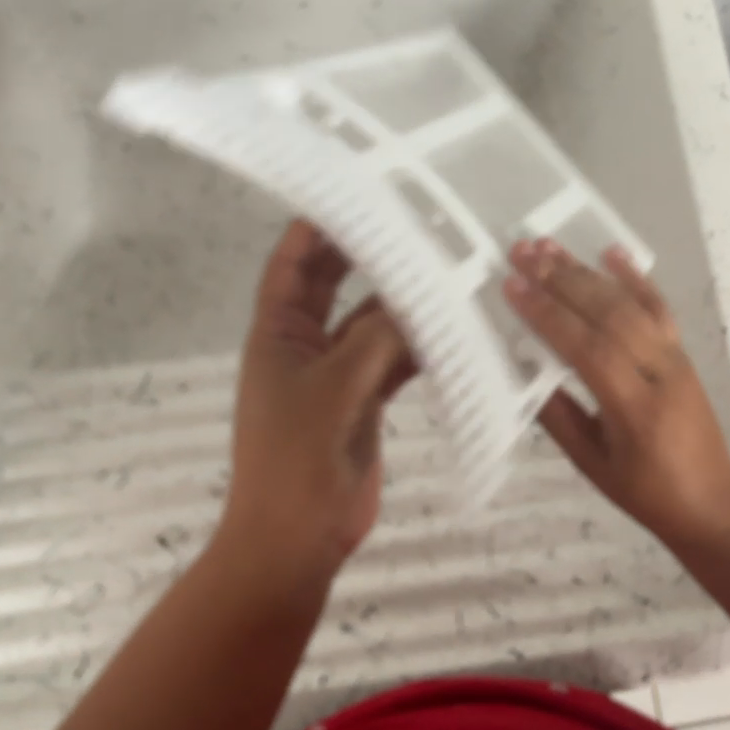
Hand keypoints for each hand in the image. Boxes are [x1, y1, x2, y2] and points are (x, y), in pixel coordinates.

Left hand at [218, 221, 413, 581]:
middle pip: (333, 285)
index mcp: (277, 332)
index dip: (314, 226)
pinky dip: (418, 346)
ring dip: (401, 303)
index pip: (292, 264)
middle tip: (408, 219)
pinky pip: (393, 360)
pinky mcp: (363, 400)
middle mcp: (304, 344)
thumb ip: (377, 339)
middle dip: (364, 253)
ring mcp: (336, 373)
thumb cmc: (297, 459)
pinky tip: (452, 329)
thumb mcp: (335, 388)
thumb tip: (419, 304)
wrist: (296, 540)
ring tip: (444, 268)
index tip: (353, 189)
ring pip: (370, 323)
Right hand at [504, 238, 729, 546]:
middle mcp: (660, 374)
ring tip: (548, 247)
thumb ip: (557, 416)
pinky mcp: (682, 352)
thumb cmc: (647, 492)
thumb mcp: (591, 465)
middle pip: (609, 315)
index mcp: (636, 410)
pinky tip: (610, 251)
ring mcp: (675, 357)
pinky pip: (658, 306)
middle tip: (521, 252)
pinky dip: (634, 276)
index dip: (549, 316)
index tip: (513, 287)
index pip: (589, 350)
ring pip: (629, 304)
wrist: (712, 502)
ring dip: (586, 271)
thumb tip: (522, 368)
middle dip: (562, 280)